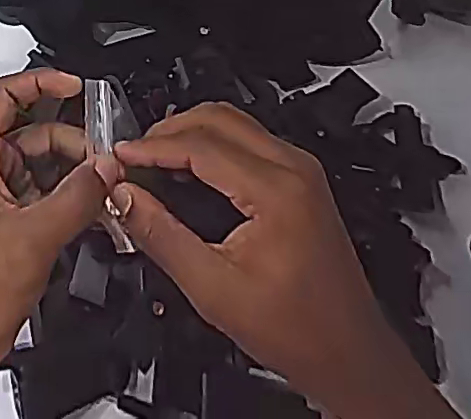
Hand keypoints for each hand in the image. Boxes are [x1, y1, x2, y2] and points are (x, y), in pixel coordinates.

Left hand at [0, 69, 121, 418]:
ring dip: (74, 174)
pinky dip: (69, 199)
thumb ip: (77, 196)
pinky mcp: (7, 226)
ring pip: (42, 167)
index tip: (73, 85)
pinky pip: (43, 197)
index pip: (5, 97)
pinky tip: (93, 212)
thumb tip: (106, 166)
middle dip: (72, 141)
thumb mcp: (31, 238)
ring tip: (104, 189)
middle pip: (34, 134)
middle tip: (104, 156)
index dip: (40, 82)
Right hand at [113, 103, 457, 418]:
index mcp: (277, 190)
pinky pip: (246, 137)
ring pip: (231, 121)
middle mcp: (293, 167)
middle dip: (167, 130)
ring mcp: (299, 168)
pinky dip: (210, 143)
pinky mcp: (298, 175)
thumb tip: (125, 199)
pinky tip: (188, 167)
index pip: (200, 145)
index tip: (122, 157)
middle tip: (134, 155)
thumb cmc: (300, 329)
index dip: (152, 147)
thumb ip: (162, 236)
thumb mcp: (214, 290)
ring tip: (154, 160)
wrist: (348, 352)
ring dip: (188, 131)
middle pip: (216, 117)